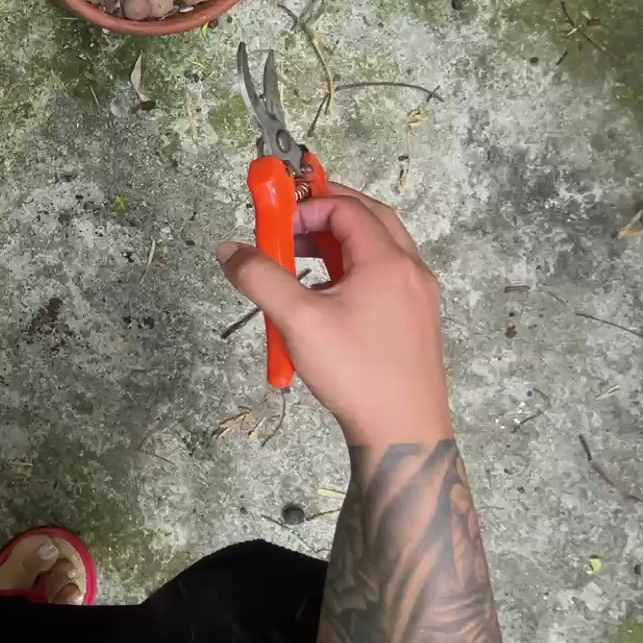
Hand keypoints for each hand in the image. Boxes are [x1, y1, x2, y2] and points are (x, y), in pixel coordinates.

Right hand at [215, 184, 451, 444]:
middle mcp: (410, 272)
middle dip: (324, 210)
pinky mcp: (410, 318)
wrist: (403, 433)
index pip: (346, 209)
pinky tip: (318, 289)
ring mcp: (415, 296)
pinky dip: (346, 263)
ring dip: (334, 237)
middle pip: (369, 217)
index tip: (272, 226)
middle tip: (286, 219)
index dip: (305, 209)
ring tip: (295, 254)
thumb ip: (258, 276)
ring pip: (376, 245)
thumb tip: (227, 248)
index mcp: (389, 263)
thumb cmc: (355, 372)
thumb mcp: (296, 319)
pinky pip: (378, 272)